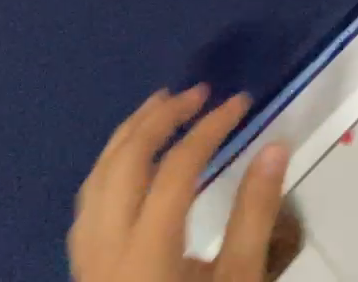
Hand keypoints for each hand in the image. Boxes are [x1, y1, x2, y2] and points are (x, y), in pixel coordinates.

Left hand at [70, 86, 290, 281]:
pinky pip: (87, 202)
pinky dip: (110, 165)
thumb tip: (275, 145)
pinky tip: (131, 159)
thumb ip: (255, 214)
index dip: (211, 128)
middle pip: (125, 163)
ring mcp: (86, 262)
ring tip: (162, 105)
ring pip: (96, 178)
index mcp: (147, 253)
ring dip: (130, 134)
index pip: (177, 168)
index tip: (243, 103)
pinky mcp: (83, 272)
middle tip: (201, 93)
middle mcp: (105, 250)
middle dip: (163, 118)